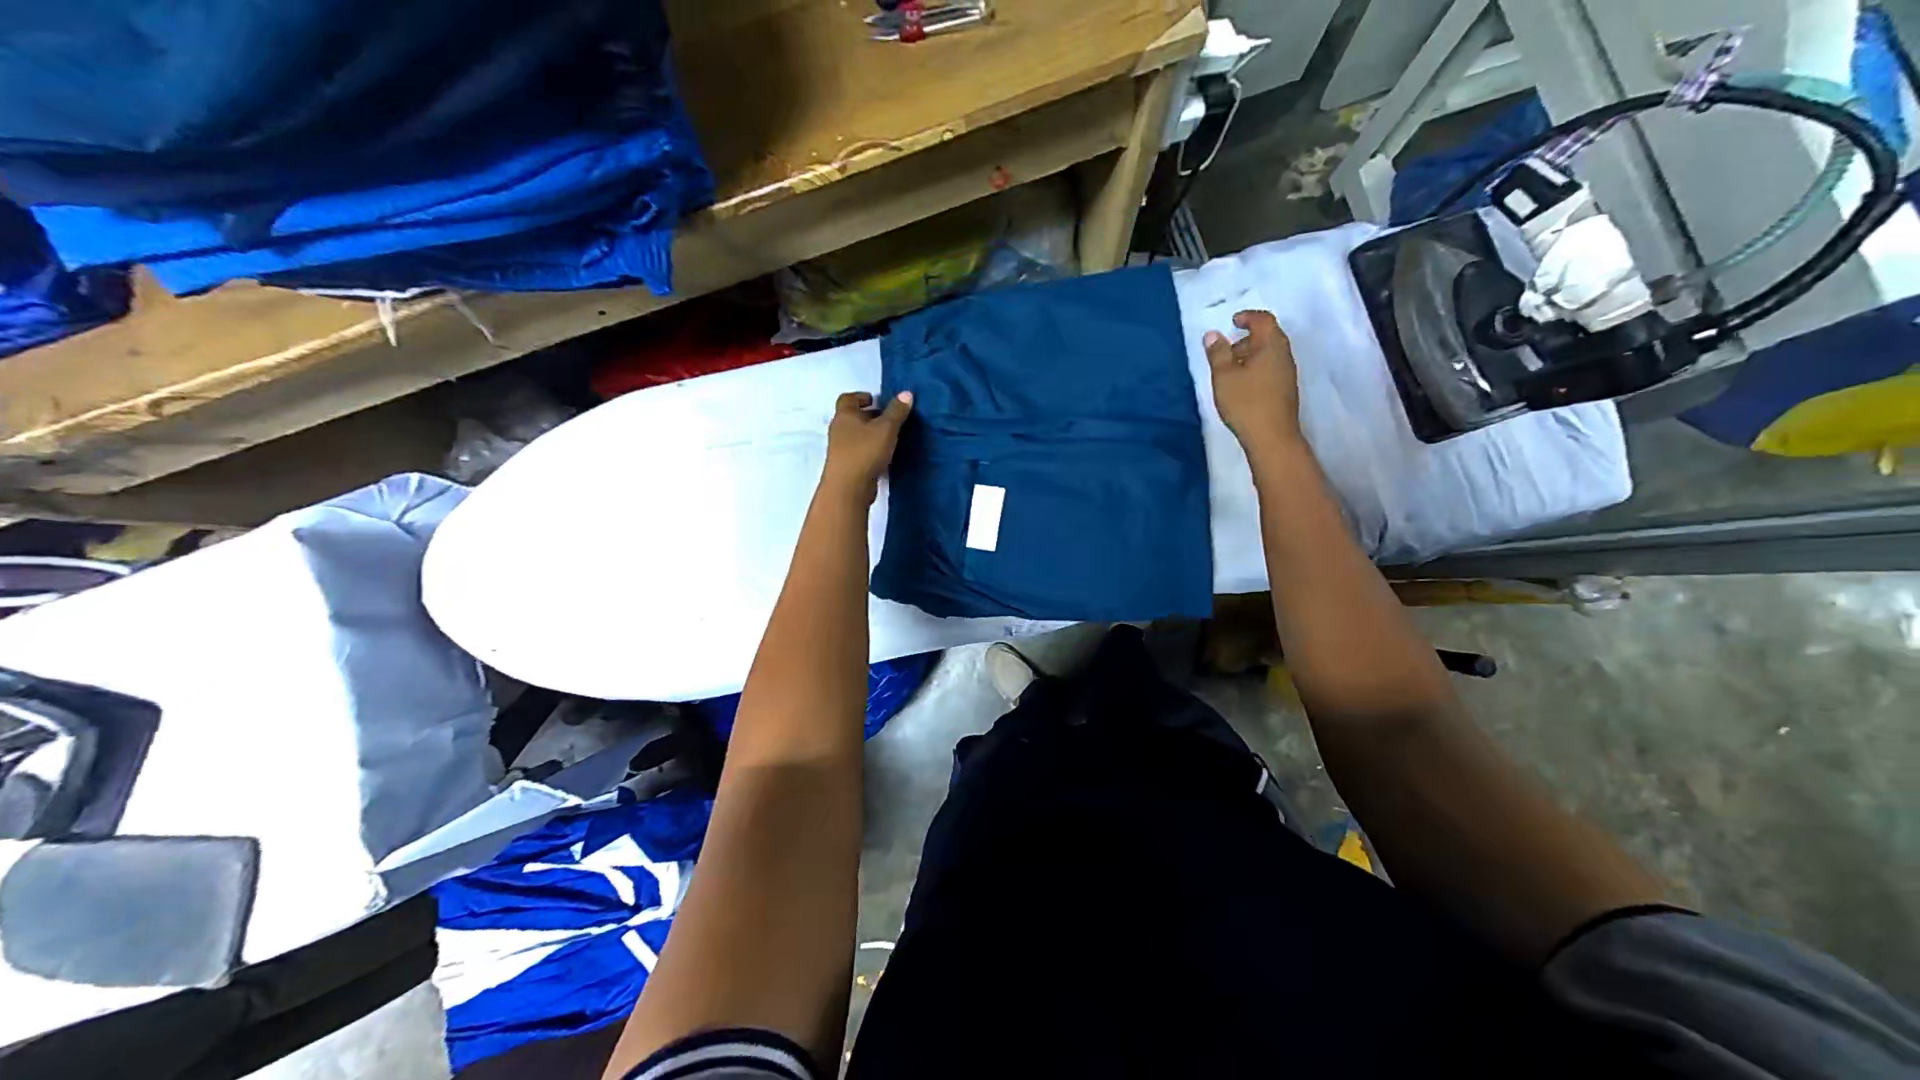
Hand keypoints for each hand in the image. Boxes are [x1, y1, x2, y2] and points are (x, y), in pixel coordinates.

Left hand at [822, 391, 912, 502]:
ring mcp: (840, 449)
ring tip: (890, 436)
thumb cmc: (865, 451)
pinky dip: (870, 449)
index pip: (848, 398)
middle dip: (869, 415)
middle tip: (888, 417)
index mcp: (844, 415)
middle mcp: (839, 430)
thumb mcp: (886, 428)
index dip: (861, 396)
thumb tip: (907, 393)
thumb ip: (897, 411)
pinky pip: (859, 451)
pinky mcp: (846, 465)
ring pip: (856, 435)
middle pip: (852, 417)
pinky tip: (884, 455)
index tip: (875, 399)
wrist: (848, 488)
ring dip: (870, 433)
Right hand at [1204, 310, 1302, 454]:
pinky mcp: (1286, 388)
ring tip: (1230, 370)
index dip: (1248, 317)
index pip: (1263, 320)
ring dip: (1251, 354)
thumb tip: (1213, 334)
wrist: (1272, 437)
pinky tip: (1242, 384)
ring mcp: (1287, 372)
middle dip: (1247, 337)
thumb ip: (1217, 353)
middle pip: (1268, 335)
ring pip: (1269, 353)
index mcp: (1271, 345)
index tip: (1233, 321)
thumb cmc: (1246, 403)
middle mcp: (1284, 355)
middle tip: (1227, 348)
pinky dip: (1256, 367)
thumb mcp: (1224, 376)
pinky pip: (1271, 367)